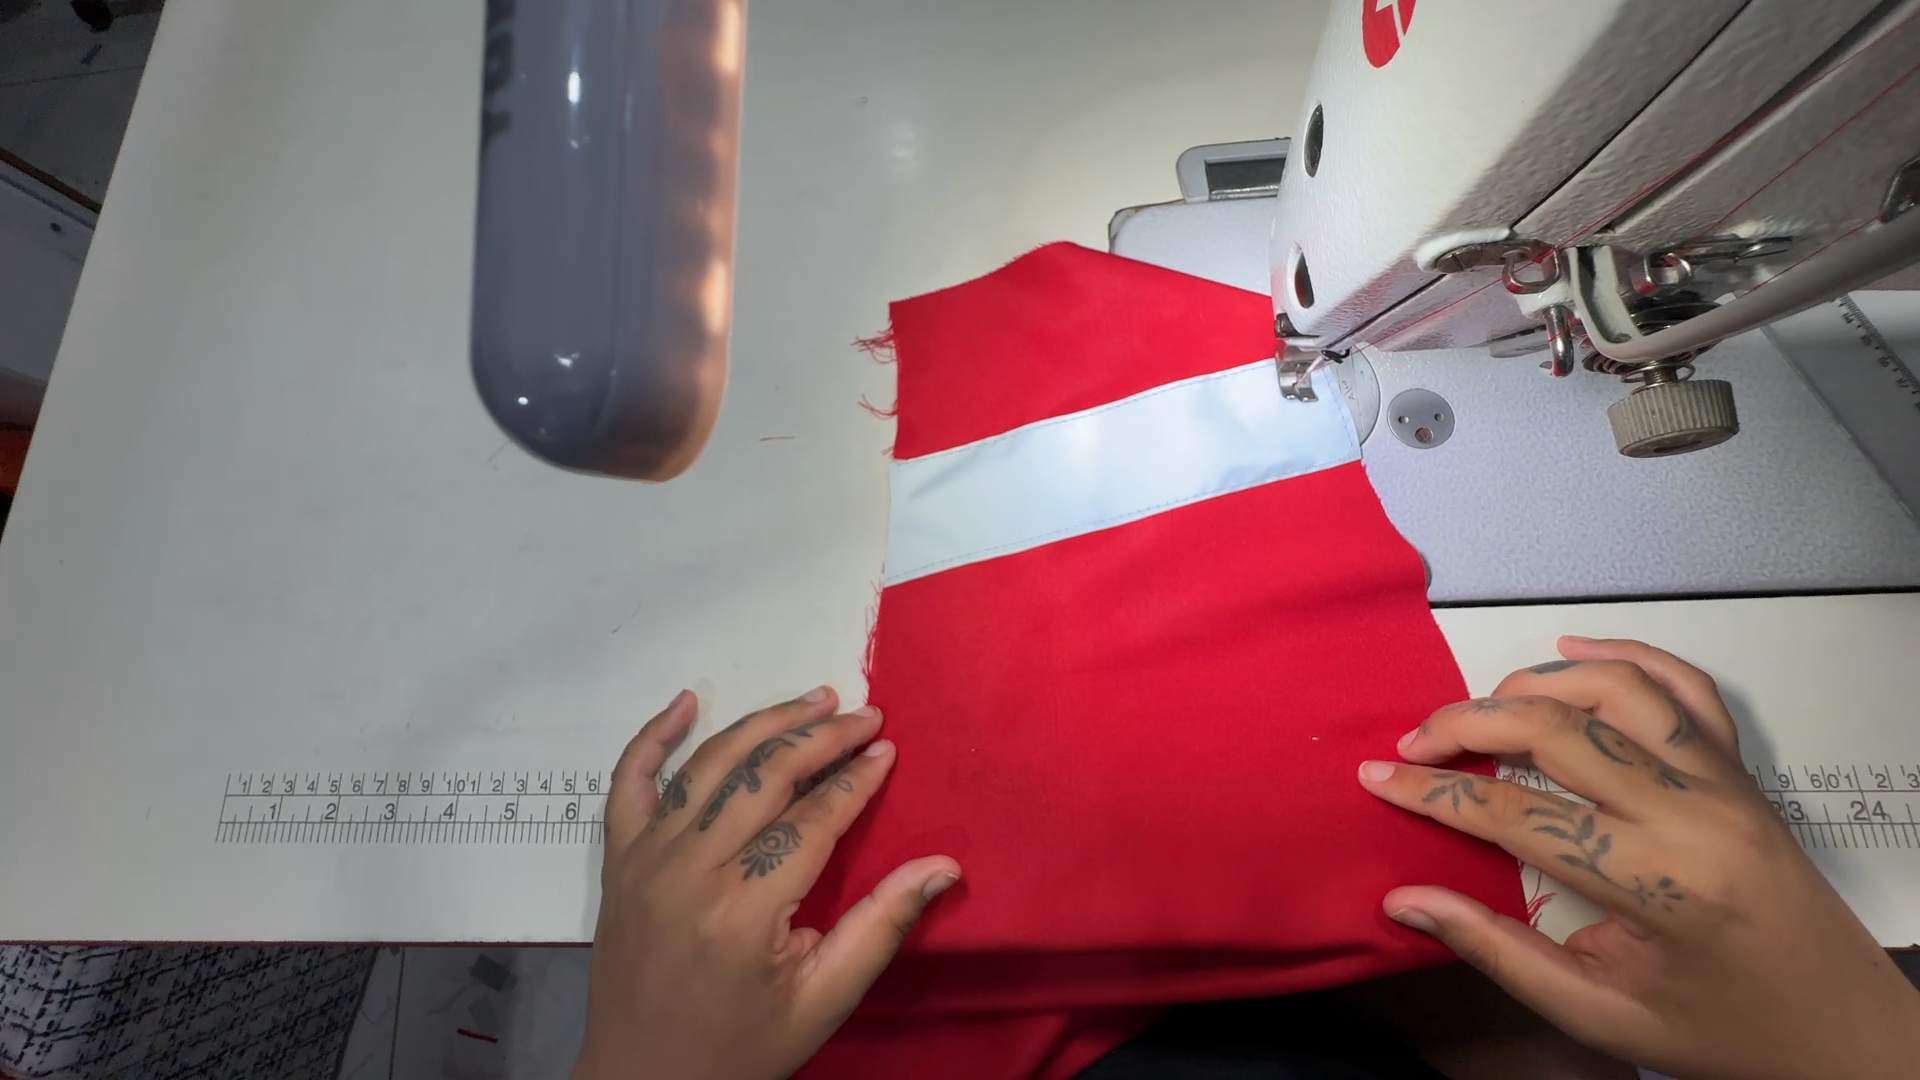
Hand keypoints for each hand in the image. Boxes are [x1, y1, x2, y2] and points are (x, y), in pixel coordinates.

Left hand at [574, 688, 961, 1079]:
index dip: (857, 779)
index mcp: (745, 910)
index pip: (813, 818)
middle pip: (765, 775)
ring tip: (815, 698)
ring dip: (767, 721)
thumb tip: (945, 866)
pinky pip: (629, 779)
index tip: (887, 747)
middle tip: (865, 714)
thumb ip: (884, 925)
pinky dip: (654, 734)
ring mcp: (646, 858)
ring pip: (711, 763)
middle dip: (823, 737)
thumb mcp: (825, 999)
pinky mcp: (618, 858)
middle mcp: (690, 869)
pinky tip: (686, 700)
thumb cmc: (741, 1049)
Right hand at [1358, 637, 1919, 1079]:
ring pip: (1613, 690)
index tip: (1374, 777)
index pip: (1514, 812)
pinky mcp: (1741, 771)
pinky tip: (1569, 652)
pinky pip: (1684, 687)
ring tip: (1483, 712)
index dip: (1430, 792)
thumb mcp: (1601, 1017)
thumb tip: (1401, 900)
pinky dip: (1622, 656)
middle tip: (1415, 744)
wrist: (1860, 1039)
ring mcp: (1725, 782)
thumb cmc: (1722, 1031)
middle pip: (1555, 730)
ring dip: (1530, 687)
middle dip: (1464, 725)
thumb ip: (1494, 951)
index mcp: (1661, 883)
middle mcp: (1695, 815)